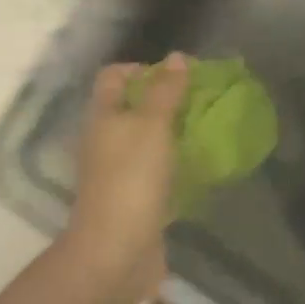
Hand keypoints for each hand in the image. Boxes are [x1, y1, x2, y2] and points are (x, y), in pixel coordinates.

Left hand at [59, 53, 189, 302]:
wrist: (116, 249)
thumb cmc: (131, 177)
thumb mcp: (152, 124)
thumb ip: (165, 90)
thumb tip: (176, 57)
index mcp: (103, 112)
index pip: (114, 75)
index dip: (142, 68)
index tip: (175, 75)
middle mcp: (104, 136)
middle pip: (130, 105)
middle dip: (163, 100)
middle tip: (197, 102)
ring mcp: (115, 168)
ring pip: (143, 139)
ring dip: (169, 133)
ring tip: (202, 131)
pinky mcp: (130, 197)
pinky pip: (151, 170)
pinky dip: (171, 165)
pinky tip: (194, 167)